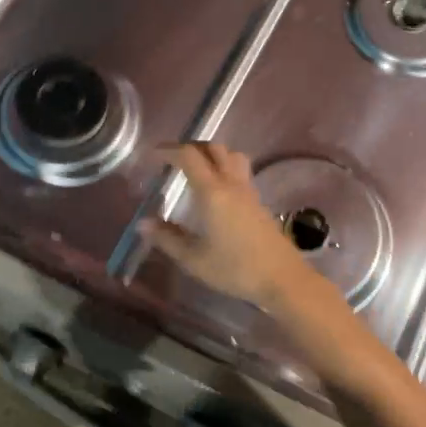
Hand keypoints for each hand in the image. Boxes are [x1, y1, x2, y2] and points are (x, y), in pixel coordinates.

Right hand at [141, 143, 314, 308]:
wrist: (282, 278)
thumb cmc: (235, 269)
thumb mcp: (194, 259)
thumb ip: (168, 238)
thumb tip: (143, 224)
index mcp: (213, 192)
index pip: (189, 156)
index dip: (169, 150)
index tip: (153, 155)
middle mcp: (232, 184)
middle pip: (214, 149)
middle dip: (191, 147)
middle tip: (174, 160)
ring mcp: (249, 192)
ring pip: (232, 157)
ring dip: (213, 155)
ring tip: (197, 170)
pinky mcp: (260, 203)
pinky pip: (241, 173)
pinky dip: (225, 170)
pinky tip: (217, 192)